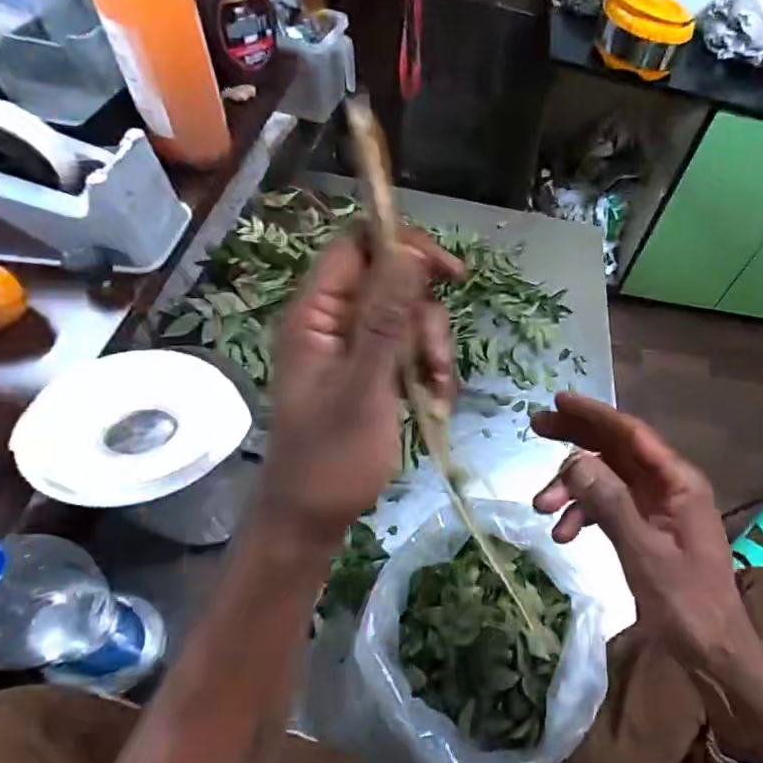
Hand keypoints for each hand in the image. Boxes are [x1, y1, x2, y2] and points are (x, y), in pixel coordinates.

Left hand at [261, 228, 462, 545]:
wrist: (314, 517)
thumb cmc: (331, 458)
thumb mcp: (364, 386)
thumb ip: (386, 319)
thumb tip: (408, 252)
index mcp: (315, 313)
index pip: (358, 245)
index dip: (403, 246)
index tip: (448, 274)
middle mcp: (333, 320)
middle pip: (393, 281)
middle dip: (424, 317)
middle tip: (436, 360)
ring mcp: (354, 345)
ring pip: (409, 316)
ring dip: (432, 348)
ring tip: (435, 390)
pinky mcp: (373, 368)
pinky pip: (411, 347)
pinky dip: (429, 369)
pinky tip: (434, 401)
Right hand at [530, 393, 748, 672]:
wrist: (714, 653)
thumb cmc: (686, 601)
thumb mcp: (643, 551)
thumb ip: (609, 503)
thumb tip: (573, 461)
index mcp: (678, 481)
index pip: (631, 433)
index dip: (594, 414)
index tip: (558, 401)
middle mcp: (669, 485)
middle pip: (617, 449)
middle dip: (577, 440)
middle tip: (536, 428)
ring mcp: (658, 507)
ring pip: (608, 480)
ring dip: (574, 489)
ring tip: (541, 507)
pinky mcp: (648, 529)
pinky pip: (610, 507)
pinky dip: (585, 514)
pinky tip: (564, 534)